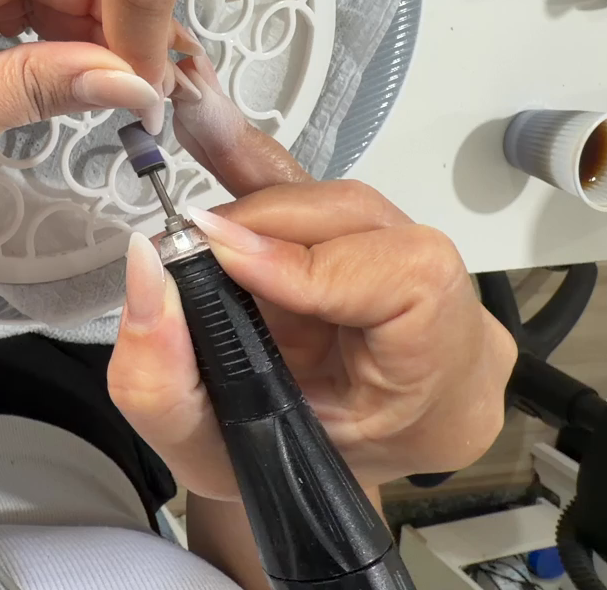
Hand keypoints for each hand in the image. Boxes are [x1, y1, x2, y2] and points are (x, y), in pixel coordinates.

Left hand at [0, 0, 180, 279]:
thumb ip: (33, 86)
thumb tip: (120, 73)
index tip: (143, 21)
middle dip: (86, 17)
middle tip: (146, 57)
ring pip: (16, 21)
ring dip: (70, 47)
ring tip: (125, 76)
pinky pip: (1, 58)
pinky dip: (42, 73)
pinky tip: (78, 88)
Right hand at [108, 58, 515, 496]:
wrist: (286, 463)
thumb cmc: (255, 467)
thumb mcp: (191, 448)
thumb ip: (157, 375)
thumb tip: (147, 257)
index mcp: (438, 401)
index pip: (412, 283)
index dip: (311, 258)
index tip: (220, 253)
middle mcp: (459, 335)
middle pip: (376, 225)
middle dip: (272, 223)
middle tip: (195, 238)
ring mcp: (434, 288)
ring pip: (351, 205)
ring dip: (265, 208)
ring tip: (204, 230)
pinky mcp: (388, 250)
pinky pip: (329, 195)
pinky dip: (263, 169)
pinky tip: (213, 140)